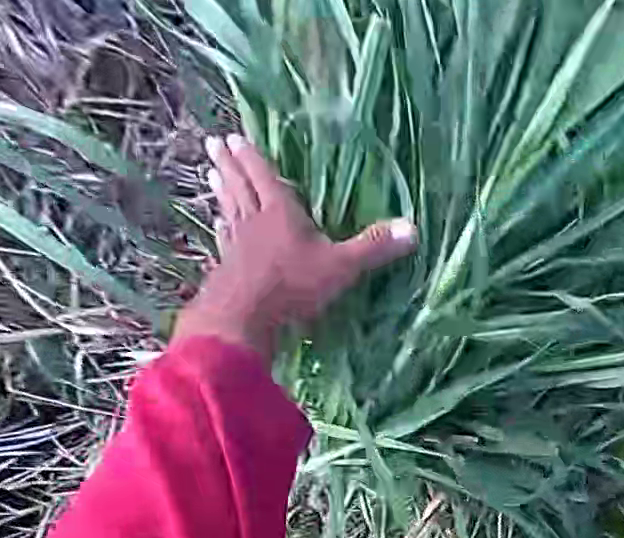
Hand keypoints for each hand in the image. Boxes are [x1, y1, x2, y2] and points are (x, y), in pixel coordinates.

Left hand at [173, 133, 416, 354]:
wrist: (247, 314)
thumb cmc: (295, 285)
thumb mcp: (342, 266)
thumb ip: (374, 248)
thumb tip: (412, 229)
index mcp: (280, 213)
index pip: (264, 177)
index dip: (253, 157)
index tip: (236, 136)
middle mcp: (254, 221)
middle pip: (240, 186)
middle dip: (230, 165)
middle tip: (215, 144)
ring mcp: (237, 244)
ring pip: (229, 209)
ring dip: (222, 190)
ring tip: (211, 173)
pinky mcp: (228, 267)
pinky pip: (224, 240)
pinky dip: (221, 229)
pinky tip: (217, 225)